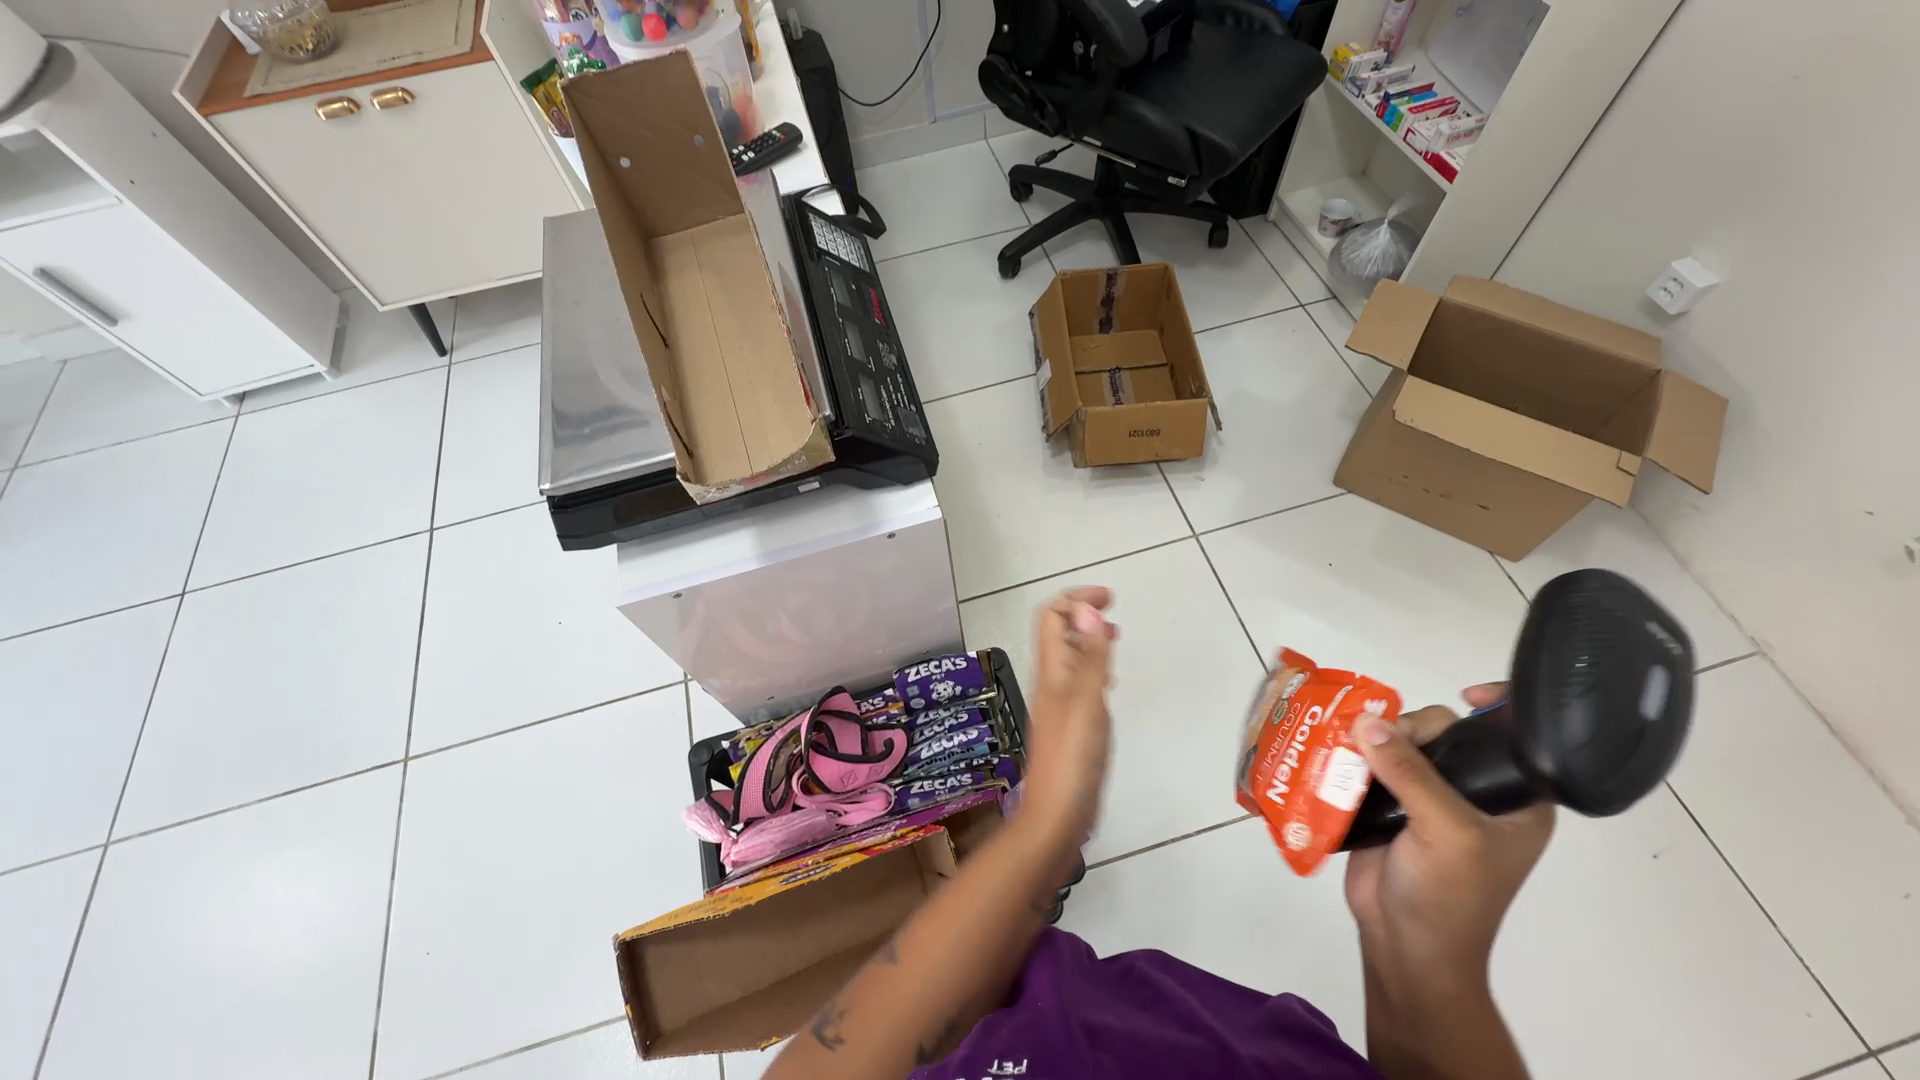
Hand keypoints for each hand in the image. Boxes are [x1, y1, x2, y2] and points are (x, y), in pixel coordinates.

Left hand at [1017, 587, 1116, 845]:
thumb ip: (1090, 657)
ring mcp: (1060, 707)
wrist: (1057, 816)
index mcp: (1052, 672)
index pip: (1051, 617)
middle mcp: (1052, 684)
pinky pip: (1080, 686)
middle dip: (1083, 614)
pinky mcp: (1071, 729)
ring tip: (1114, 639)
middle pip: (1059, 634)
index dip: (1076, 598)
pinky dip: (1094, 672)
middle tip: (1114, 613)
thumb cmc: (1073, 758)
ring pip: (1070, 660)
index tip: (1110, 598)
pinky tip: (1108, 686)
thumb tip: (1085, 608)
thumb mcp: (1087, 702)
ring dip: (1089, 641)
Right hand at [1344, 683, 1552, 999]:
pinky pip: (1371, 767)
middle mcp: (1473, 792)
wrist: (1406, 946)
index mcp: (1513, 799)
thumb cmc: (1450, 895)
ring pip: (1403, 745)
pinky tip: (1336, 748)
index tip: (1464, 694)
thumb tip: (1365, 722)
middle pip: (1445, 732)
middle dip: (1416, 726)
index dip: (1498, 709)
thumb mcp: (1446, 830)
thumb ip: (1411, 773)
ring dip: (1377, 738)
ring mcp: (1428, 800)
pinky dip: (1354, 756)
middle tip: (1391, 740)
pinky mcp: (1388, 808)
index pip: (1515, 738)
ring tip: (1353, 743)